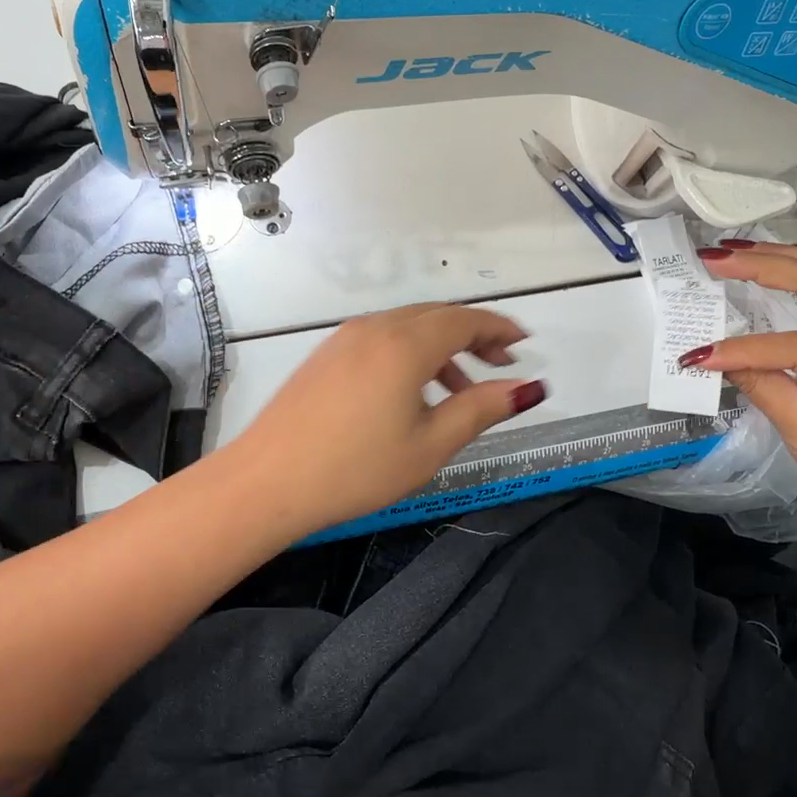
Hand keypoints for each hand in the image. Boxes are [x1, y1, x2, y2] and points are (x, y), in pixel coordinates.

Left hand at [223, 304, 544, 535]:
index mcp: (405, 344)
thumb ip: (480, 409)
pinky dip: (409, 353)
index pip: (465, 320)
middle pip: (436, 317)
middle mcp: (375, 328)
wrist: (269, 480)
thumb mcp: (430, 445)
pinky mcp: (325, 355)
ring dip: (440, 348)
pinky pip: (380, 339)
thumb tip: (528, 387)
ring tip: (460, 391)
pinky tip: (412, 393)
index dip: (499, 329)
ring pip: (406, 327)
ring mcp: (344, 338)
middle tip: (501, 365)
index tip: (524, 343)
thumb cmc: (356, 469)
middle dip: (474, 336)